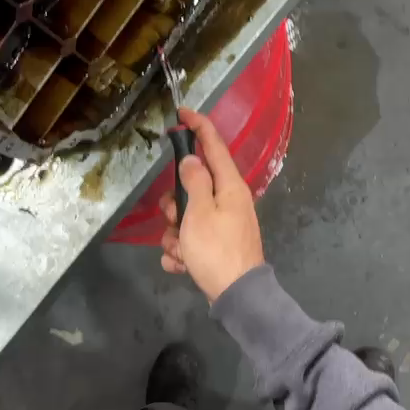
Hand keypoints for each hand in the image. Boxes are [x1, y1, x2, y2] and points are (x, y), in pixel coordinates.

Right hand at [160, 107, 265, 301]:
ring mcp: (223, 225)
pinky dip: (182, 252)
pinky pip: (190, 241)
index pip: (214, 146)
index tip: (182, 113)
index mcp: (230, 187)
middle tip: (173, 219)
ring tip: (180, 251)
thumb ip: (194, 181)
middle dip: (174, 205)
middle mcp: (229, 201)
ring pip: (186, 217)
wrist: (236, 296)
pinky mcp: (216, 247)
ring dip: (174, 234)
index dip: (198, 126)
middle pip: (191, 187)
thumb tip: (192, 159)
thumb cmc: (217, 250)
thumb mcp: (199, 212)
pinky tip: (183, 264)